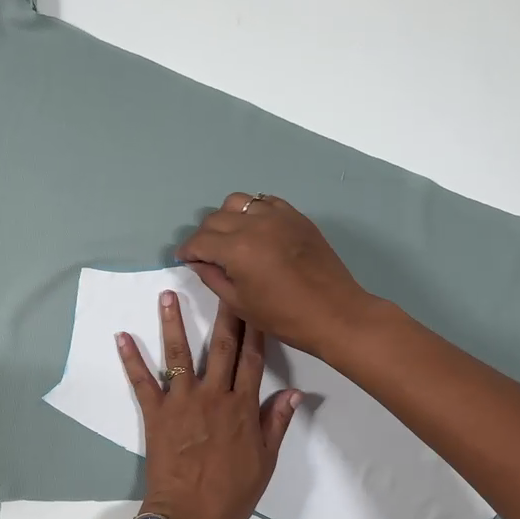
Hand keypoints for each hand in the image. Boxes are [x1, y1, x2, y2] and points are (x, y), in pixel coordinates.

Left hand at [117, 290, 301, 518]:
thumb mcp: (266, 461)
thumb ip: (276, 422)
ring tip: (167, 295)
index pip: (252, 359)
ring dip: (172, 322)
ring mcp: (182, 401)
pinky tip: (121, 336)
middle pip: (220, 347)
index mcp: (243, 406)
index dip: (254, 329)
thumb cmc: (233, 493)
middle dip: (223, 313)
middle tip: (220, 282)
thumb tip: (295, 391)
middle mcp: (214, 395)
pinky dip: (130, 359)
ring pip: (178, 354)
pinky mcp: (156, 412)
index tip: (254, 302)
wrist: (191, 517)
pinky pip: (142, 381)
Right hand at [177, 194, 379, 360]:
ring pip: (238, 202)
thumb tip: (197, 261)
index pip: (200, 240)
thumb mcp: (239, 303)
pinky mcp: (296, 216)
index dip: (187, 250)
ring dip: (228, 218)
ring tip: (232, 237)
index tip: (184, 258)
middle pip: (215, 218)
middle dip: (205, 236)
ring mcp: (277, 216)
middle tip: (208, 254)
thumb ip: (212, 277)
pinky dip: (254, 211)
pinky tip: (257, 229)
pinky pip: (265, 201)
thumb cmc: (284, 316)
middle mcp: (254, 224)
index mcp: (237, 249)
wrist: (335, 313)